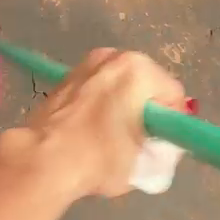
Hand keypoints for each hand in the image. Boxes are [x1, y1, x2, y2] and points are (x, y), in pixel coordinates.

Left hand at [17, 48, 184, 199]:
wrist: (46, 157)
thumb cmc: (100, 157)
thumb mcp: (148, 163)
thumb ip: (164, 148)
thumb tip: (162, 144)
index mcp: (138, 70)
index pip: (173, 96)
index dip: (171, 124)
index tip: (159, 145)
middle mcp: (113, 56)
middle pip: (147, 84)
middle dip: (147, 110)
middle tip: (139, 143)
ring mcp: (87, 62)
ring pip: (120, 85)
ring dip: (123, 105)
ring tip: (113, 137)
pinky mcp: (67, 75)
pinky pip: (98, 88)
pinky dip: (102, 103)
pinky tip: (93, 128)